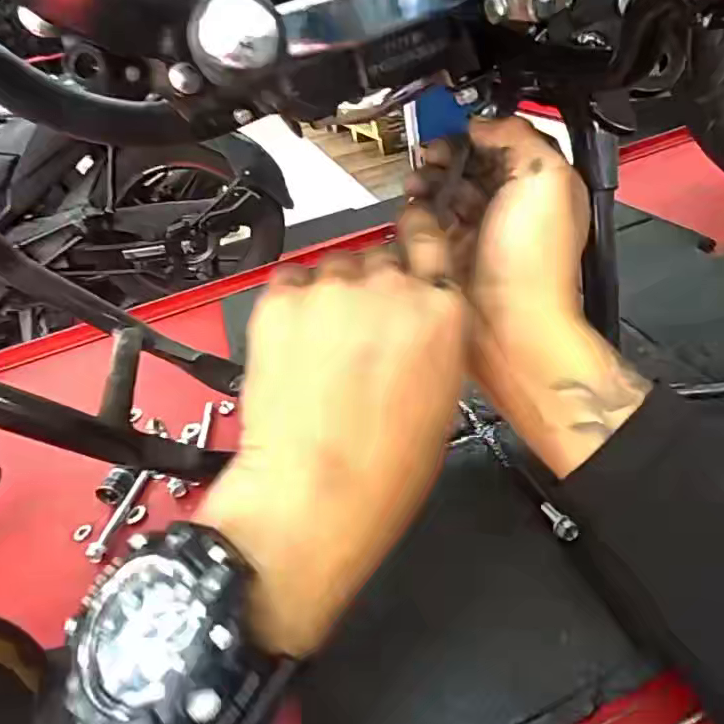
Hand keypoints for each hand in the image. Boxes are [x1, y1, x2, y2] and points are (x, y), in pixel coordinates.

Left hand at [194, 208, 466, 657]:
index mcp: (441, 312)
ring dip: (330, 297)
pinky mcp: (280, 301)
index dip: (416, 234)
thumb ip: (434, 339)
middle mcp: (390, 288)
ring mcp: (332, 290)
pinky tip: (293, 345)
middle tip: (356, 333)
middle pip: (379, 259)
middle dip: (371, 288)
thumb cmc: (386, 469)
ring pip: (333, 268)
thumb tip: (417, 320)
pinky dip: (292, 304)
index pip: (430, 241)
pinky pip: (290, 281)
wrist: (313, 495)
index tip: (408, 227)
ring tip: (320, 347)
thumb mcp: (442, 398)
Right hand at [411, 116, 648, 478]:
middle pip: (470, 167)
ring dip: (427, 180)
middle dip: (446, 155)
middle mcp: (509, 210)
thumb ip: (518, 137)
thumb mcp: (545, 178)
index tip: (454, 127)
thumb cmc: (534, 266)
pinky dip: (416, 212)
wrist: (509, 327)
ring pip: (445, 192)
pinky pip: (427, 224)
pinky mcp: (452, 256)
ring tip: (417, 180)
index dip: (477, 132)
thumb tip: (485, 126)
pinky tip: (414, 209)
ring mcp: (478, 234)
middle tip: (429, 153)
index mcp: (538, 189)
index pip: (504, 145)